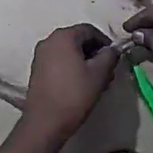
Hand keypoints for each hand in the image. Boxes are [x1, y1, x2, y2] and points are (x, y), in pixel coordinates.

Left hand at [22, 24, 118, 142]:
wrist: (45, 122)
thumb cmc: (74, 94)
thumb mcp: (99, 73)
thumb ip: (110, 56)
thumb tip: (113, 50)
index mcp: (63, 37)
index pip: (90, 30)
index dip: (105, 42)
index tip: (115, 57)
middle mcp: (49, 41)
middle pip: (78, 40)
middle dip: (95, 54)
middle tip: (108, 71)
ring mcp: (40, 56)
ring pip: (69, 52)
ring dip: (85, 62)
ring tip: (97, 81)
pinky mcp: (37, 70)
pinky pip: (59, 62)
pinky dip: (72, 68)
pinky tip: (81, 85)